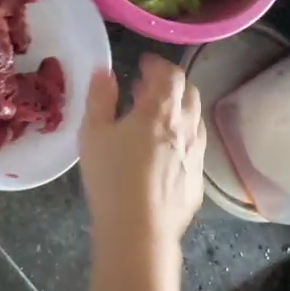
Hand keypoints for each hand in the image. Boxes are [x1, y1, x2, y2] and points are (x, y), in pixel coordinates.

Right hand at [78, 55, 206, 261]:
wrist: (139, 228)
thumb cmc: (110, 176)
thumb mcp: (93, 133)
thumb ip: (99, 98)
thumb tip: (104, 70)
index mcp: (159, 112)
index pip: (170, 75)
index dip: (157, 64)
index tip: (143, 62)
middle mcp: (185, 128)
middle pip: (189, 93)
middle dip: (171, 83)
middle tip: (148, 86)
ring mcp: (196, 154)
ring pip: (195, 120)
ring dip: (178, 109)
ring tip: (154, 115)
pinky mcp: (197, 178)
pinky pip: (194, 145)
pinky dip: (181, 134)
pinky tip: (162, 149)